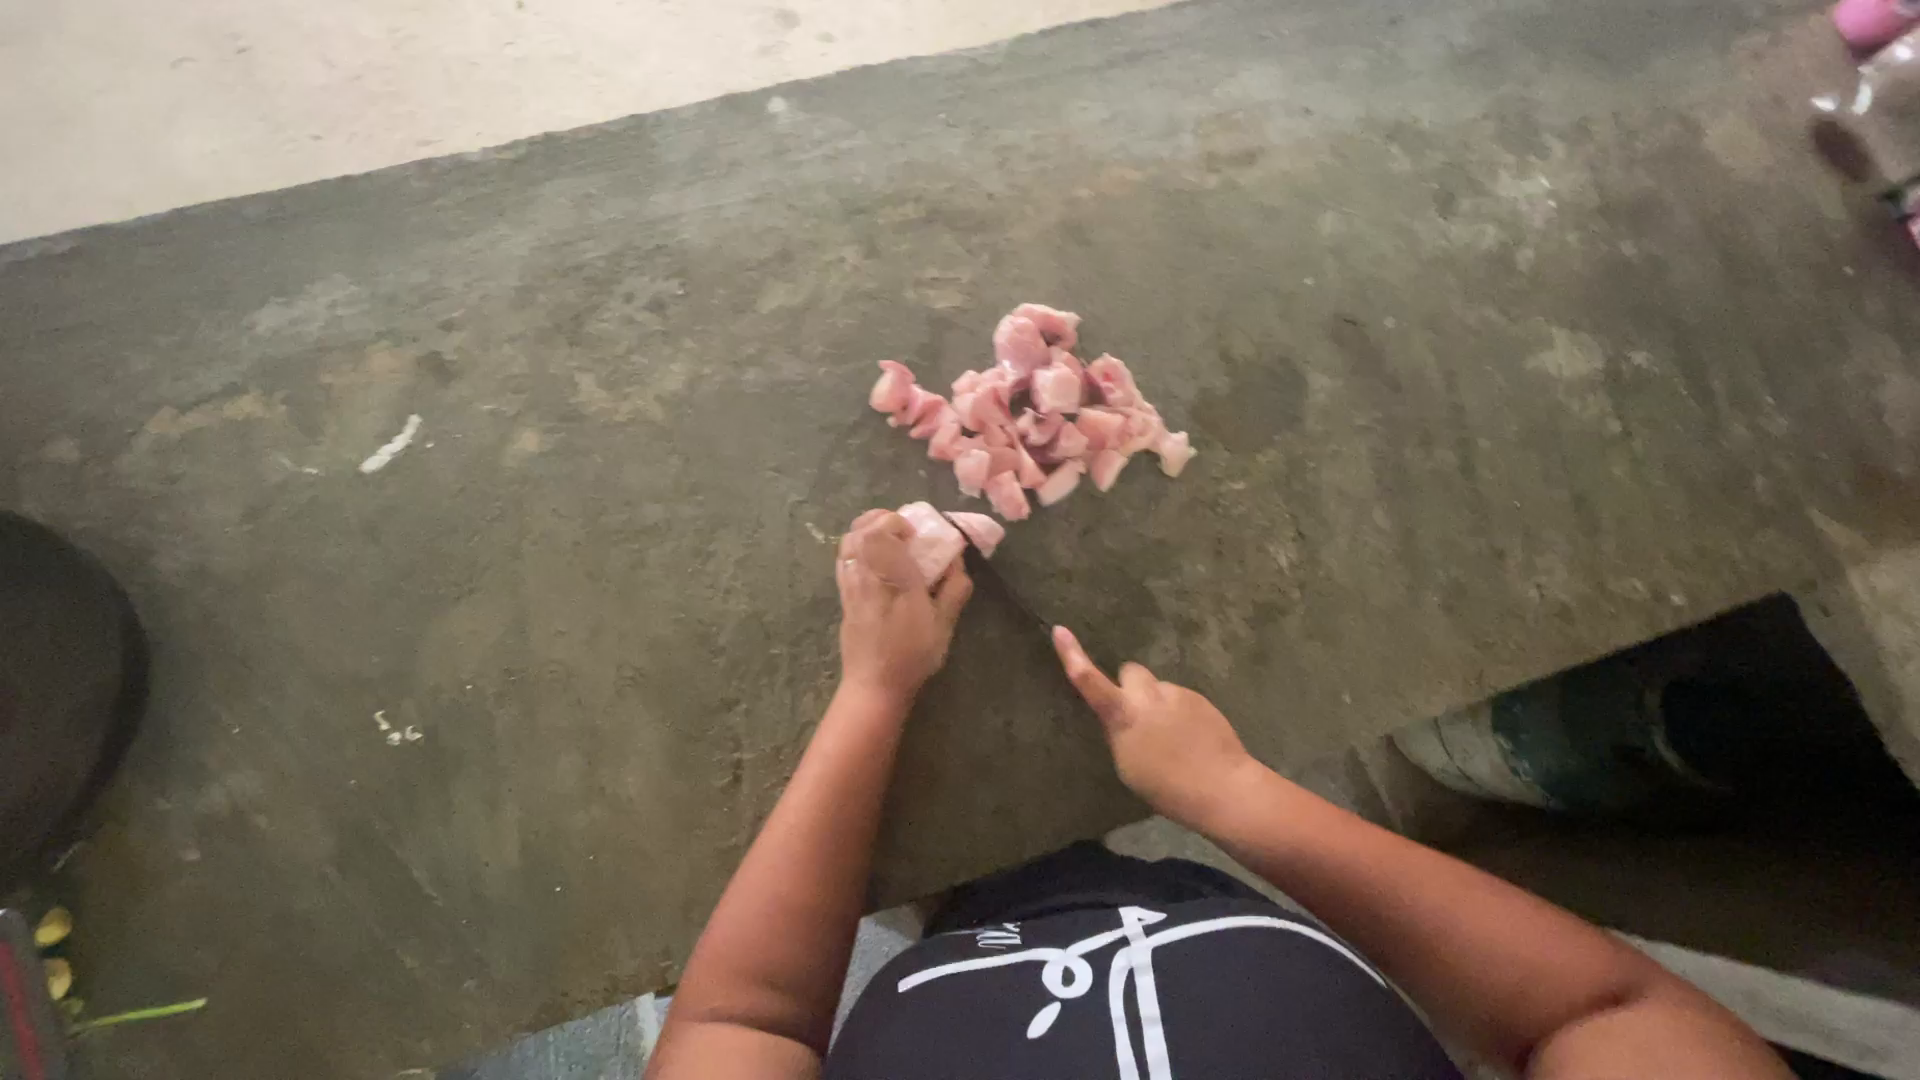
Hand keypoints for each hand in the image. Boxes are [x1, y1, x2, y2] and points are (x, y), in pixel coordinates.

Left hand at [836, 510, 972, 702]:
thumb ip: (953, 589)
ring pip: (848, 542)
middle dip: (880, 519)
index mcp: (893, 580)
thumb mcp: (944, 625)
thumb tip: (956, 560)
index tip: (914, 533)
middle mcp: (866, 577)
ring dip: (867, 531)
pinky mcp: (843, 596)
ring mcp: (850, 586)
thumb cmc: (912, 655)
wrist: (874, 685)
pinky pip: (844, 559)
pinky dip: (857, 548)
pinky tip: (874, 559)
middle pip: (859, 531)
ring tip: (888, 539)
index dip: (895, 522)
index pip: (881, 533)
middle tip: (902, 529)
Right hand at [1051, 626, 1264, 828]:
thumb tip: (1120, 716)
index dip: (1072, 655)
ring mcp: (1177, 693)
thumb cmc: (1166, 787)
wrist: (1222, 787)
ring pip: (1158, 688)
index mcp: (1123, 715)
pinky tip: (1191, 738)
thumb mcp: (1127, 764)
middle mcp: (1148, 696)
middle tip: (1139, 716)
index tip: (1060, 630)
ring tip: (1172, 738)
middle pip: (1130, 672)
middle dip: (1130, 686)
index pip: (1089, 681)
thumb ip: (1119, 731)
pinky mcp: (1200, 698)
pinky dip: (1180, 713)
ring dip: (1159, 704)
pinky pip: (1181, 699)